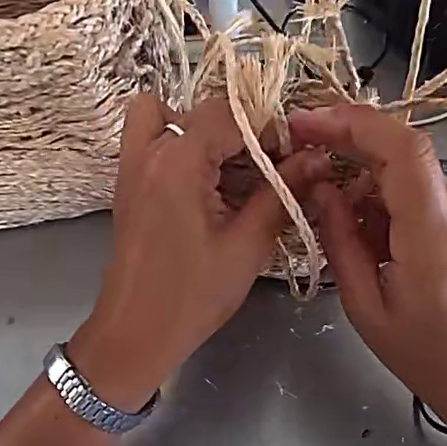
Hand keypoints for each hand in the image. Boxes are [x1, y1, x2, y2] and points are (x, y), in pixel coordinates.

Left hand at [69, 95, 323, 411]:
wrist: (135, 332)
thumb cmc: (193, 295)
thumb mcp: (247, 245)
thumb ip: (282, 193)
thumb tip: (317, 159)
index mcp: (177, 162)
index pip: (231, 114)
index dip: (269, 130)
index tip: (293, 159)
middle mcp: (149, 152)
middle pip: (203, 113)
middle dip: (243, 132)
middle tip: (270, 171)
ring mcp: (132, 166)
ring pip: (172, 117)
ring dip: (208, 135)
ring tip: (236, 176)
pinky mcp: (129, 184)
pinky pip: (154, 141)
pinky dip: (182, 146)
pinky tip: (209, 187)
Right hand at [289, 104, 446, 428]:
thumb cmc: (424, 356)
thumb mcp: (365, 308)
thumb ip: (341, 242)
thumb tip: (321, 189)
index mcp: (436, 241)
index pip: (405, 153)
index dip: (354, 125)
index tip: (308, 123)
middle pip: (406, 151)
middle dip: (350, 141)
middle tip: (306, 151)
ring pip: (411, 170)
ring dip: (367, 179)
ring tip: (344, 225)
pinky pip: (423, 190)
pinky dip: (387, 197)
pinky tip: (373, 234)